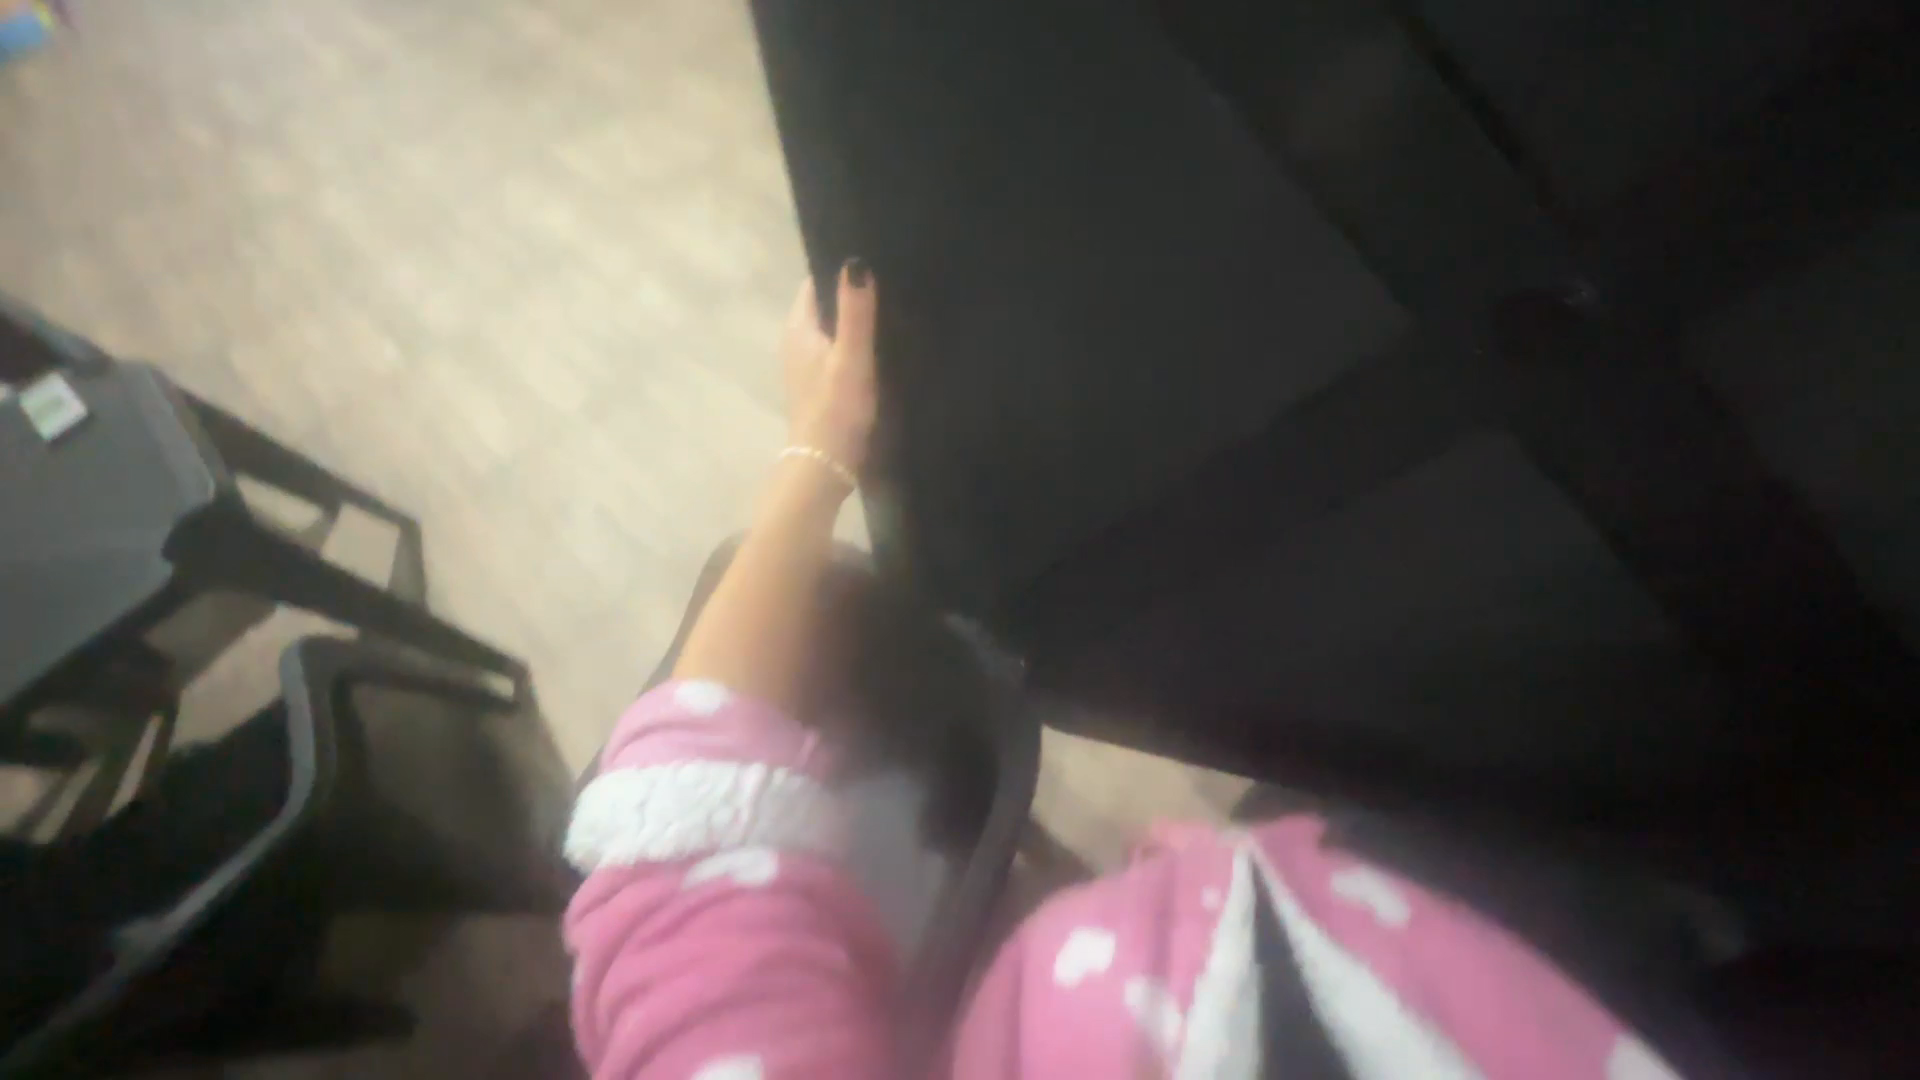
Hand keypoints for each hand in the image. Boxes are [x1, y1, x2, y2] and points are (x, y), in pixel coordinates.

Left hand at [782, 260, 878, 481]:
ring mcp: (804, 367)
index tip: (873, 263)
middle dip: (849, 297)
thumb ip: (855, 313)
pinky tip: (877, 353)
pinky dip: (852, 349)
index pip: (815, 283)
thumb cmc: (837, 410)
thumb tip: (856, 261)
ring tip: (889, 314)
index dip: (839, 271)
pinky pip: (835, 355)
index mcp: (798, 328)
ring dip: (852, 325)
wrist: (825, 466)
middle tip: (888, 286)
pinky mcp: (817, 388)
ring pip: (830, 333)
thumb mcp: (852, 358)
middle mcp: (795, 342)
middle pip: (823, 307)